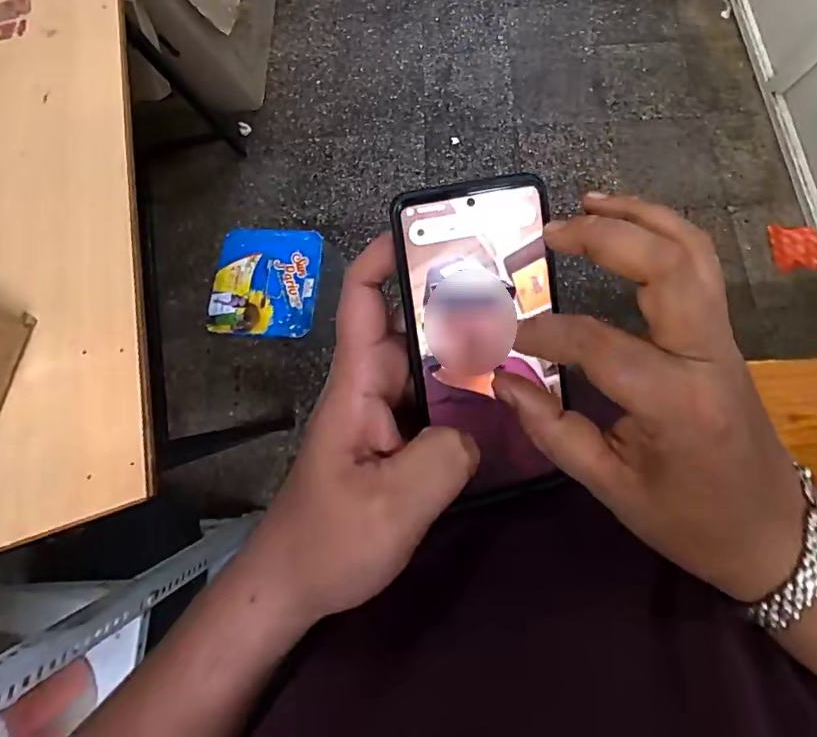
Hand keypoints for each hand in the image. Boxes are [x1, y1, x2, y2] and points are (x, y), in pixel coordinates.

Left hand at [232, 236, 478, 628]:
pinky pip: (437, 401)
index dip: (385, 255)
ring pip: (430, 364)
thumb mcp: (392, 506)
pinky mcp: (398, 438)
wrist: (293, 587)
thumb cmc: (329, 541)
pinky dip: (468, 392)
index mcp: (358, 383)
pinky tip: (506, 397)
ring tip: (523, 336)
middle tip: (512, 286)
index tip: (427, 230)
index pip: (362, 298)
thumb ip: (444, 459)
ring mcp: (386, 412)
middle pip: (411, 325)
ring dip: (468, 348)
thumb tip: (476, 428)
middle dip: (454, 299)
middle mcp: (373, 385)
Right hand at [493, 193, 802, 601]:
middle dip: (606, 236)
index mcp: (677, 401)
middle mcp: (706, 354)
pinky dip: (662, 230)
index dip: (543, 332)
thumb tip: (503, 378)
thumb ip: (553, 430)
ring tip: (590, 202)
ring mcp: (722, 336)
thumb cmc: (692, 519)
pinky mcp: (722, 330)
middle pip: (666, 266)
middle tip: (552, 232)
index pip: (598, 343)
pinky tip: (626, 223)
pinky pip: (698, 262)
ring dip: (640, 216)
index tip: (502, 332)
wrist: (774, 530)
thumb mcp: (613, 488)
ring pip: (692, 250)